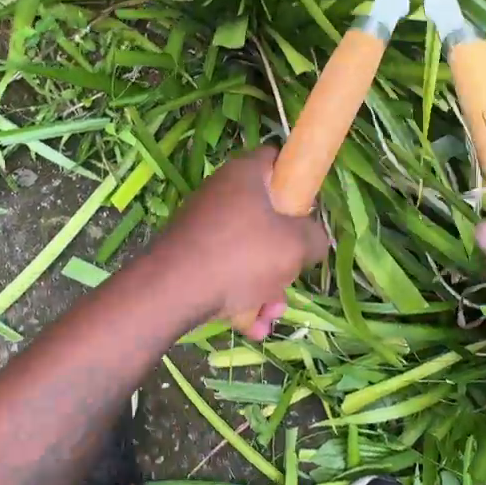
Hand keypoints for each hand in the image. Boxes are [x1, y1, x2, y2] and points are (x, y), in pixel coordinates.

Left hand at [142, 147, 329, 339]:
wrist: (171, 290)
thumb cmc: (240, 255)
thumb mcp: (295, 246)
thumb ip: (314, 238)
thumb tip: (312, 239)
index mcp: (245, 175)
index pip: (278, 159)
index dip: (299, 179)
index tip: (308, 210)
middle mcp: (222, 193)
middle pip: (267, 215)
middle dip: (285, 254)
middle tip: (292, 274)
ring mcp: (204, 225)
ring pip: (248, 252)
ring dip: (267, 286)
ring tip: (270, 314)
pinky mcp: (191, 255)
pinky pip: (226, 272)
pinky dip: (241, 297)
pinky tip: (251, 326)